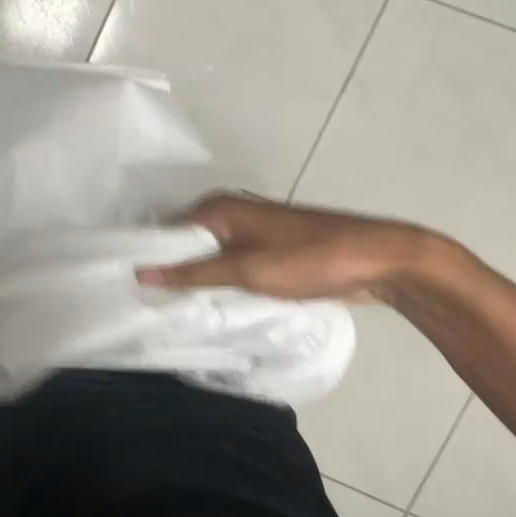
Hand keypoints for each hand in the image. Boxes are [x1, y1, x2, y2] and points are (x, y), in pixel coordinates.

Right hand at [136, 192, 444, 303]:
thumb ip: (192, 273)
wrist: (381, 261)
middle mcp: (231, 211)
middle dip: (175, 271)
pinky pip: (234, 263)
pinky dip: (225, 280)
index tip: (134, 288)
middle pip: (188, 243)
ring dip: (202, 278)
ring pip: (212, 256)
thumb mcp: (245, 271)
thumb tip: (140, 273)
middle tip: (153, 305)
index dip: (150, 258)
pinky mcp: (272, 248)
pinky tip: (218, 303)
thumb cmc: (308, 260)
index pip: (166, 231)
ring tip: (180, 308)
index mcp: (218, 208)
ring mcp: (254, 229)